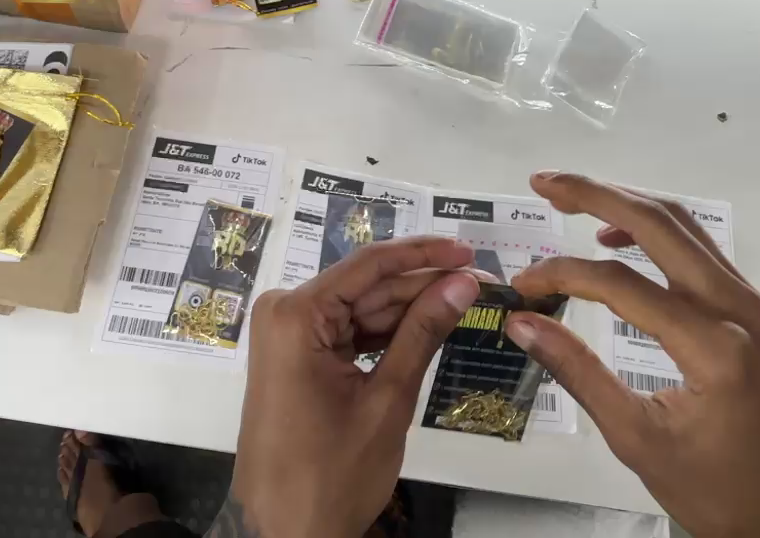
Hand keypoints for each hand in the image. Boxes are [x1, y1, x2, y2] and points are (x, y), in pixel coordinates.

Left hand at [219, 235, 481, 537]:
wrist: (282, 536)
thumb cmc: (330, 475)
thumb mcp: (387, 401)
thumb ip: (423, 333)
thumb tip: (463, 282)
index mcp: (296, 314)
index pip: (368, 265)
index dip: (423, 254)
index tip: (467, 249)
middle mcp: (285, 310)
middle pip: (366, 286)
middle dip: (423, 284)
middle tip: (477, 280)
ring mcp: (288, 332)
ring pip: (361, 307)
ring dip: (409, 307)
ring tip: (462, 299)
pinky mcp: (297, 352)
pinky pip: (348, 329)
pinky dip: (386, 332)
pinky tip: (428, 324)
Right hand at [505, 172, 759, 537]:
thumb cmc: (723, 496)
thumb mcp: (639, 441)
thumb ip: (578, 372)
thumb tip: (523, 322)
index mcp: (712, 345)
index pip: (620, 283)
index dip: (562, 275)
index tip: (524, 286)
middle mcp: (737, 306)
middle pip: (659, 224)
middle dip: (595, 194)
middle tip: (543, 184)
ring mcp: (750, 302)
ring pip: (681, 224)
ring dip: (624, 202)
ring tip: (570, 197)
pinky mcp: (751, 308)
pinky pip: (697, 246)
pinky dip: (653, 228)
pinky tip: (618, 238)